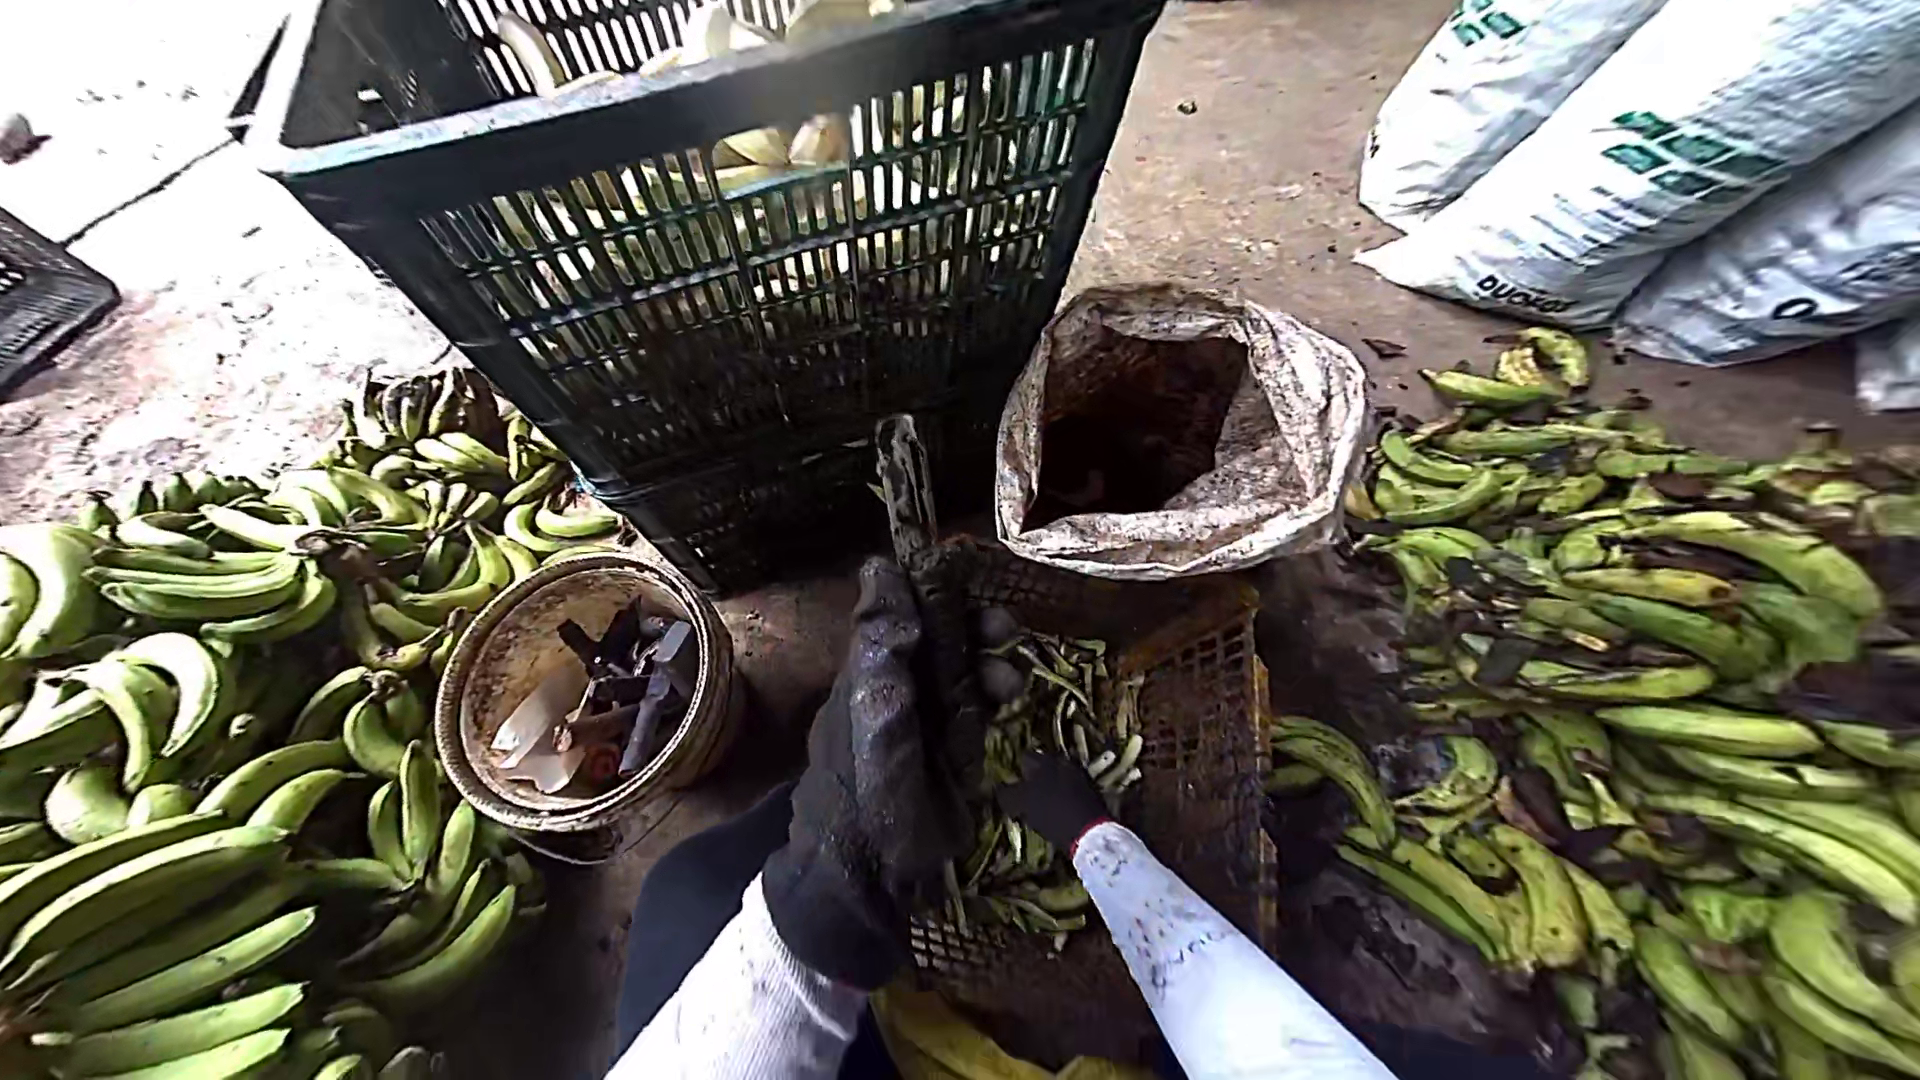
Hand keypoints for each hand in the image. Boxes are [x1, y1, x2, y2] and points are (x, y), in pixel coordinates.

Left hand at [762, 557, 966, 988]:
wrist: (875, 869)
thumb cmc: (864, 784)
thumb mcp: (870, 708)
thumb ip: (880, 643)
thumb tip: (879, 565)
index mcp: (875, 664)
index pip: (907, 608)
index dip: (936, 588)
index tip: (968, 578)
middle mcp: (904, 678)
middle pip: (946, 633)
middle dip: (977, 626)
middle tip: (1005, 627)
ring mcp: (932, 709)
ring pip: (970, 664)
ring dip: (994, 662)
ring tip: (1008, 683)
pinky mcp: (957, 739)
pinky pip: (982, 701)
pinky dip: (998, 694)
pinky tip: (1008, 701)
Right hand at [995, 751, 1110, 853]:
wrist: (1090, 831)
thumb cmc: (1052, 813)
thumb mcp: (1022, 804)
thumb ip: (1007, 794)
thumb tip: (998, 788)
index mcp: (1044, 760)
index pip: (1025, 758)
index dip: (1018, 771)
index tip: (1014, 784)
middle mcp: (1062, 761)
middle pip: (1043, 765)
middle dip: (1036, 776)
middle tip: (1028, 794)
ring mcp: (1079, 774)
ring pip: (1058, 776)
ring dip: (1051, 786)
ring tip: (1044, 804)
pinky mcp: (1092, 790)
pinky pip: (1072, 788)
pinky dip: (1065, 795)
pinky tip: (1061, 810)